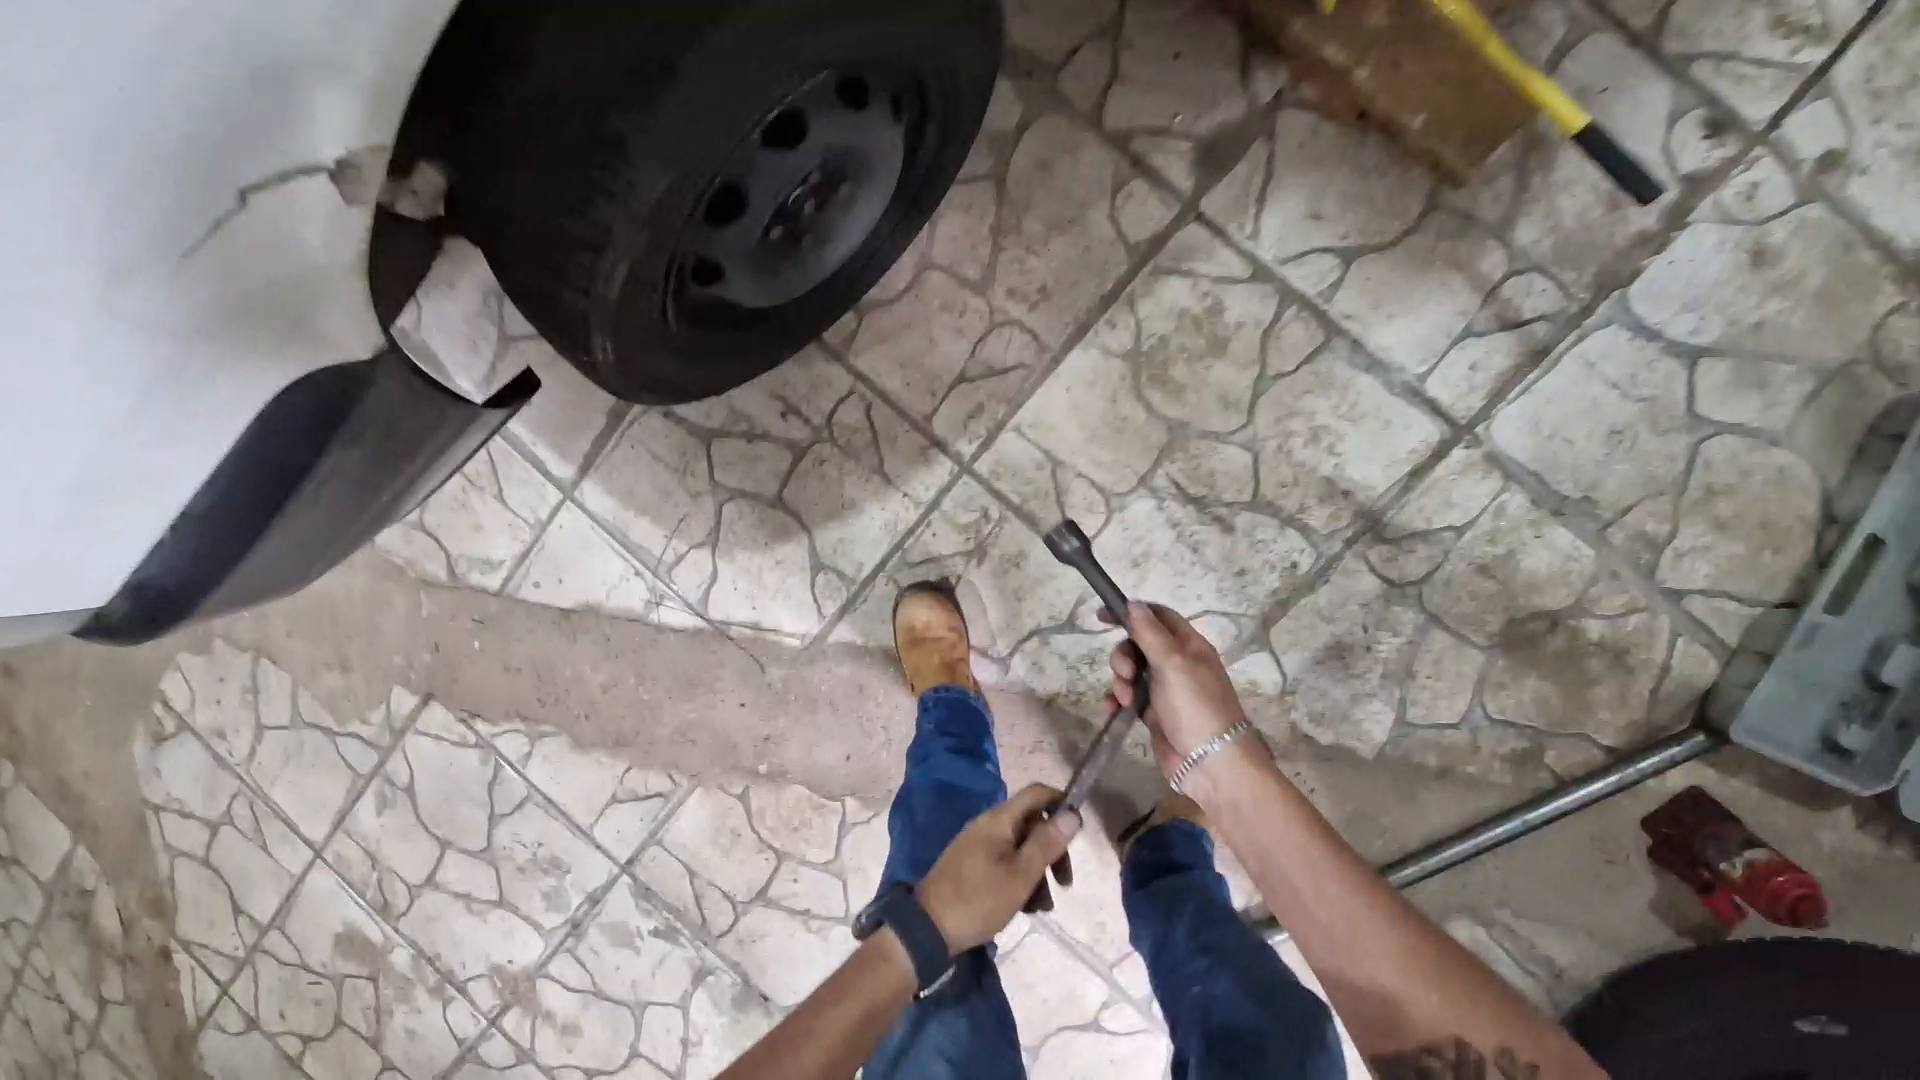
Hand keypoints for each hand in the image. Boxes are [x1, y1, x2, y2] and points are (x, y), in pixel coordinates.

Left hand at [916, 785, 1081, 953]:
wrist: (929, 929)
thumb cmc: (979, 899)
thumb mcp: (1021, 874)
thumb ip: (1047, 843)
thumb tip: (1073, 813)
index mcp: (999, 819)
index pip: (1037, 793)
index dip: (1061, 804)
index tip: (1078, 833)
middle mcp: (988, 825)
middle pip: (1032, 824)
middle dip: (1052, 851)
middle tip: (1064, 884)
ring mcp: (978, 845)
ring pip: (1020, 848)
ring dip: (1038, 873)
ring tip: (1043, 908)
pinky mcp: (972, 866)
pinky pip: (1005, 864)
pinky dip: (1020, 880)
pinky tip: (1025, 908)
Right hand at [1103, 601, 1251, 776]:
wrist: (1211, 763)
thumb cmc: (1195, 707)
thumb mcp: (1172, 663)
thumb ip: (1150, 632)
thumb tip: (1133, 603)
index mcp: (1188, 645)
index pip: (1158, 616)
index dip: (1131, 612)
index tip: (1101, 617)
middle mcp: (1178, 663)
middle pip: (1139, 644)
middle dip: (1124, 655)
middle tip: (1125, 672)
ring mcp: (1166, 690)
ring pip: (1132, 671)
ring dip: (1121, 680)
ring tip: (1126, 700)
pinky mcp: (1155, 713)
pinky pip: (1130, 698)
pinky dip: (1119, 700)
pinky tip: (1113, 709)